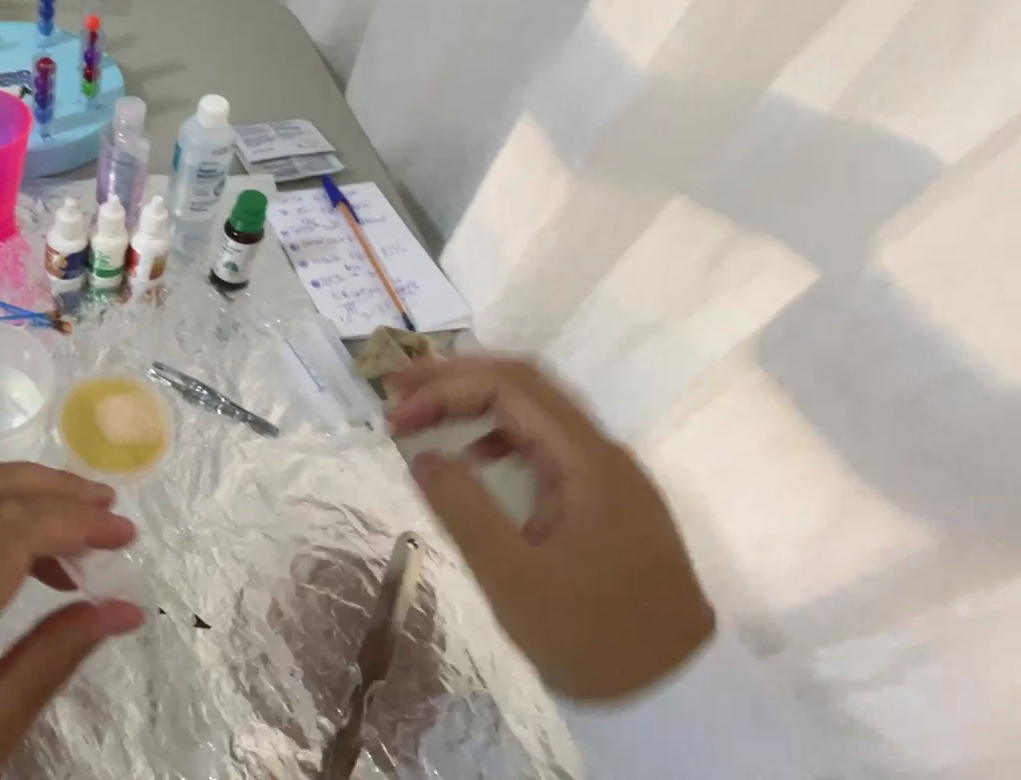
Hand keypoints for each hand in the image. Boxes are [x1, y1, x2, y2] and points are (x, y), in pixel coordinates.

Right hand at [387, 358, 715, 701]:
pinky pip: (544, 441)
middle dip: (455, 377)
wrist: (677, 695)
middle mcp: (603, 454)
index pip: (508, 388)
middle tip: (398, 389)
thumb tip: (421, 453)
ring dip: (475, 399)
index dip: (444, 390)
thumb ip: (461, 507)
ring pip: (535, 408)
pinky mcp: (604, 498)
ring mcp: (608, 475)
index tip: (395, 419)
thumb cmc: (590, 638)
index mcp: (588, 463)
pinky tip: (470, 455)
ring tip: (423, 411)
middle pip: (524, 384)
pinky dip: (497, 432)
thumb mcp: (511, 579)